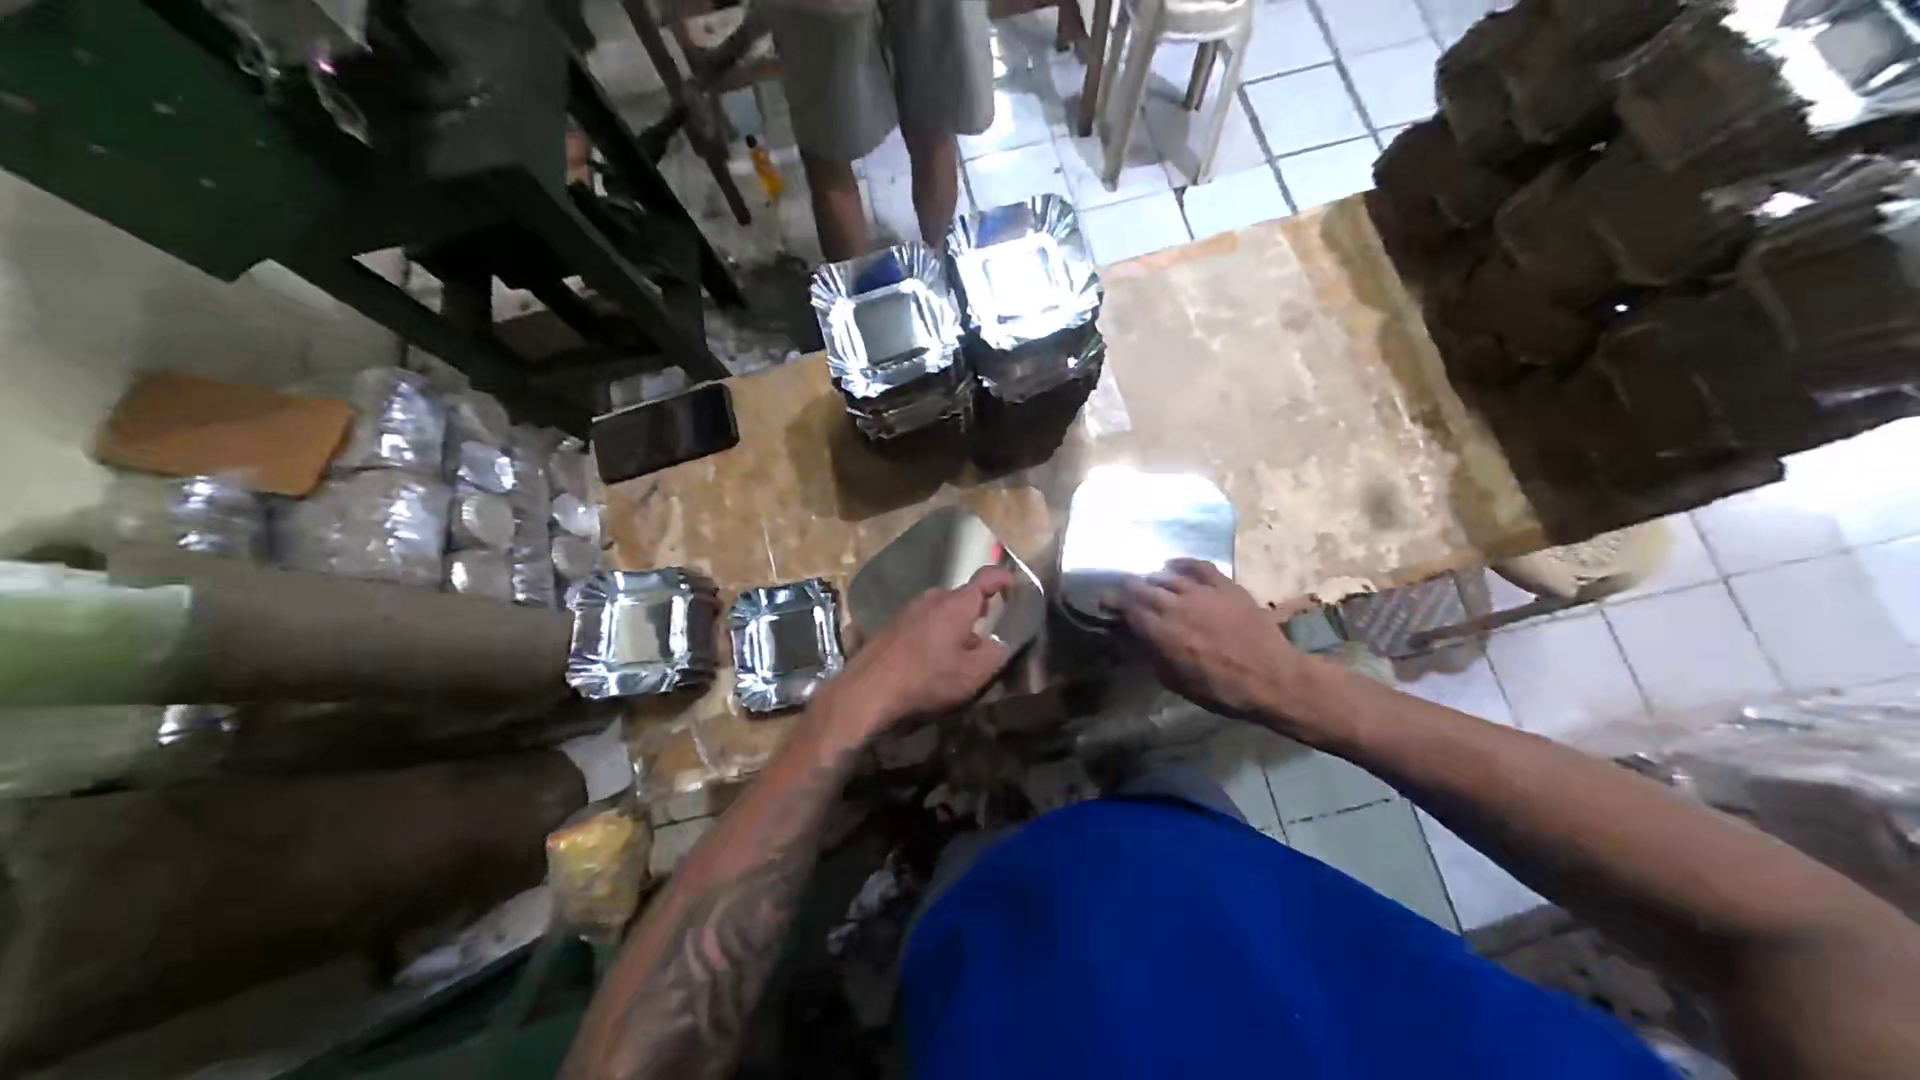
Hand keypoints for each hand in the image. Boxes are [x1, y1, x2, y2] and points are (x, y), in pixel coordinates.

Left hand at [823, 566, 1016, 737]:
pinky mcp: (891, 622)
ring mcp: (908, 608)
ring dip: (952, 623)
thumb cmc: (927, 679)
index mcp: (957, 604)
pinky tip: (928, 656)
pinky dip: (932, 630)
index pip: (986, 578)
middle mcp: (932, 597)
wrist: (868, 689)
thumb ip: (995, 654)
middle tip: (984, 635)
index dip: (1003, 579)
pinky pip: (922, 619)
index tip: (1013, 585)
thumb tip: (1001, 642)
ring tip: (955, 651)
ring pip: (940, 609)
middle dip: (976, 611)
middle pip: (962, 597)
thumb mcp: (973, 674)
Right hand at [1115, 559, 1301, 721]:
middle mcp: (1176, 606)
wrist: (1273, 678)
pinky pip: (1199, 566)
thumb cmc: (1222, 690)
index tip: (1105, 602)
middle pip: (1142, 587)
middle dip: (1128, 588)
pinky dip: (1183, 563)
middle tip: (1122, 590)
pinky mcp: (1225, 586)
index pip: (1127, 608)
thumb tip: (1133, 640)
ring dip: (1153, 579)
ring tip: (1148, 582)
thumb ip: (1151, 656)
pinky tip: (1174, 565)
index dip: (1113, 603)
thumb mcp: (1176, 681)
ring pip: (1167, 576)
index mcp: (1161, 632)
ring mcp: (1202, 592)